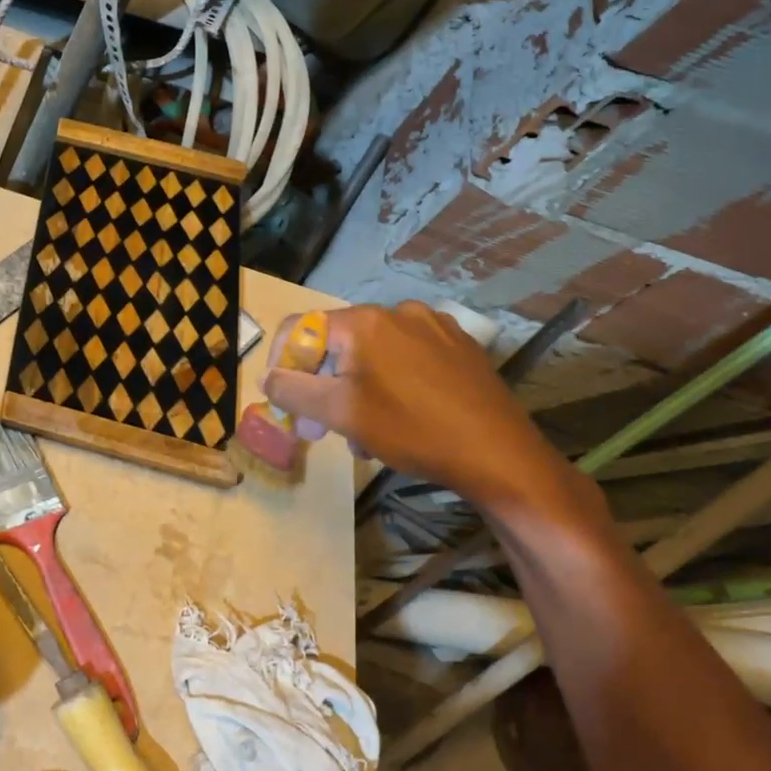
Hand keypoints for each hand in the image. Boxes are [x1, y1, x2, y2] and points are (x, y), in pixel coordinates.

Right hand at [262, 302, 563, 507]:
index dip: (282, 364)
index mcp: (365, 321)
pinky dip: (390, 384)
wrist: (502, 458)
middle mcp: (399, 312)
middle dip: (320, 384)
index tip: (286, 403)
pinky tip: (399, 418)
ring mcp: (436, 328)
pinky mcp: (462, 349)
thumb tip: (268, 377)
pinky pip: (407, 359)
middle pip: (337, 343)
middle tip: (318, 428)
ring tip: (363, 434)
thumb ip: (292, 389)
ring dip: (355, 390)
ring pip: (372, 354)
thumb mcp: (339, 413)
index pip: (298, 328)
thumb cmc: (412, 430)